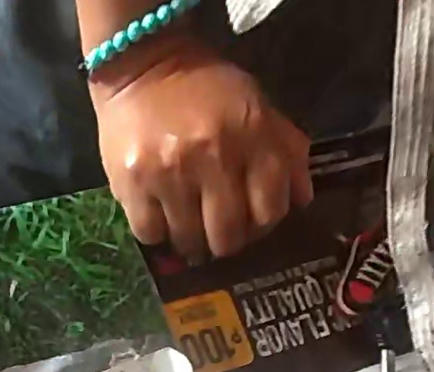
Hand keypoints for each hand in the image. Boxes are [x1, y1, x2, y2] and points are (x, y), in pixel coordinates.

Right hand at [91, 40, 312, 263]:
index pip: (268, 210)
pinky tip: (160, 216)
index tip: (250, 222)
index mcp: (250, 133)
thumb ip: (284, 150)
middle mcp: (211, 155)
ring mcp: (169, 174)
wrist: (142, 67)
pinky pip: (151, 234)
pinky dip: (157, 233)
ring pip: (188, 240)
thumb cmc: (203, 91)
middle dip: (224, 241)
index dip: (261, 226)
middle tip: (216, 234)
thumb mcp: (255, 106)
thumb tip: (301, 198)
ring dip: (190, 241)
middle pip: (226, 235)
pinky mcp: (133, 186)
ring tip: (188, 227)